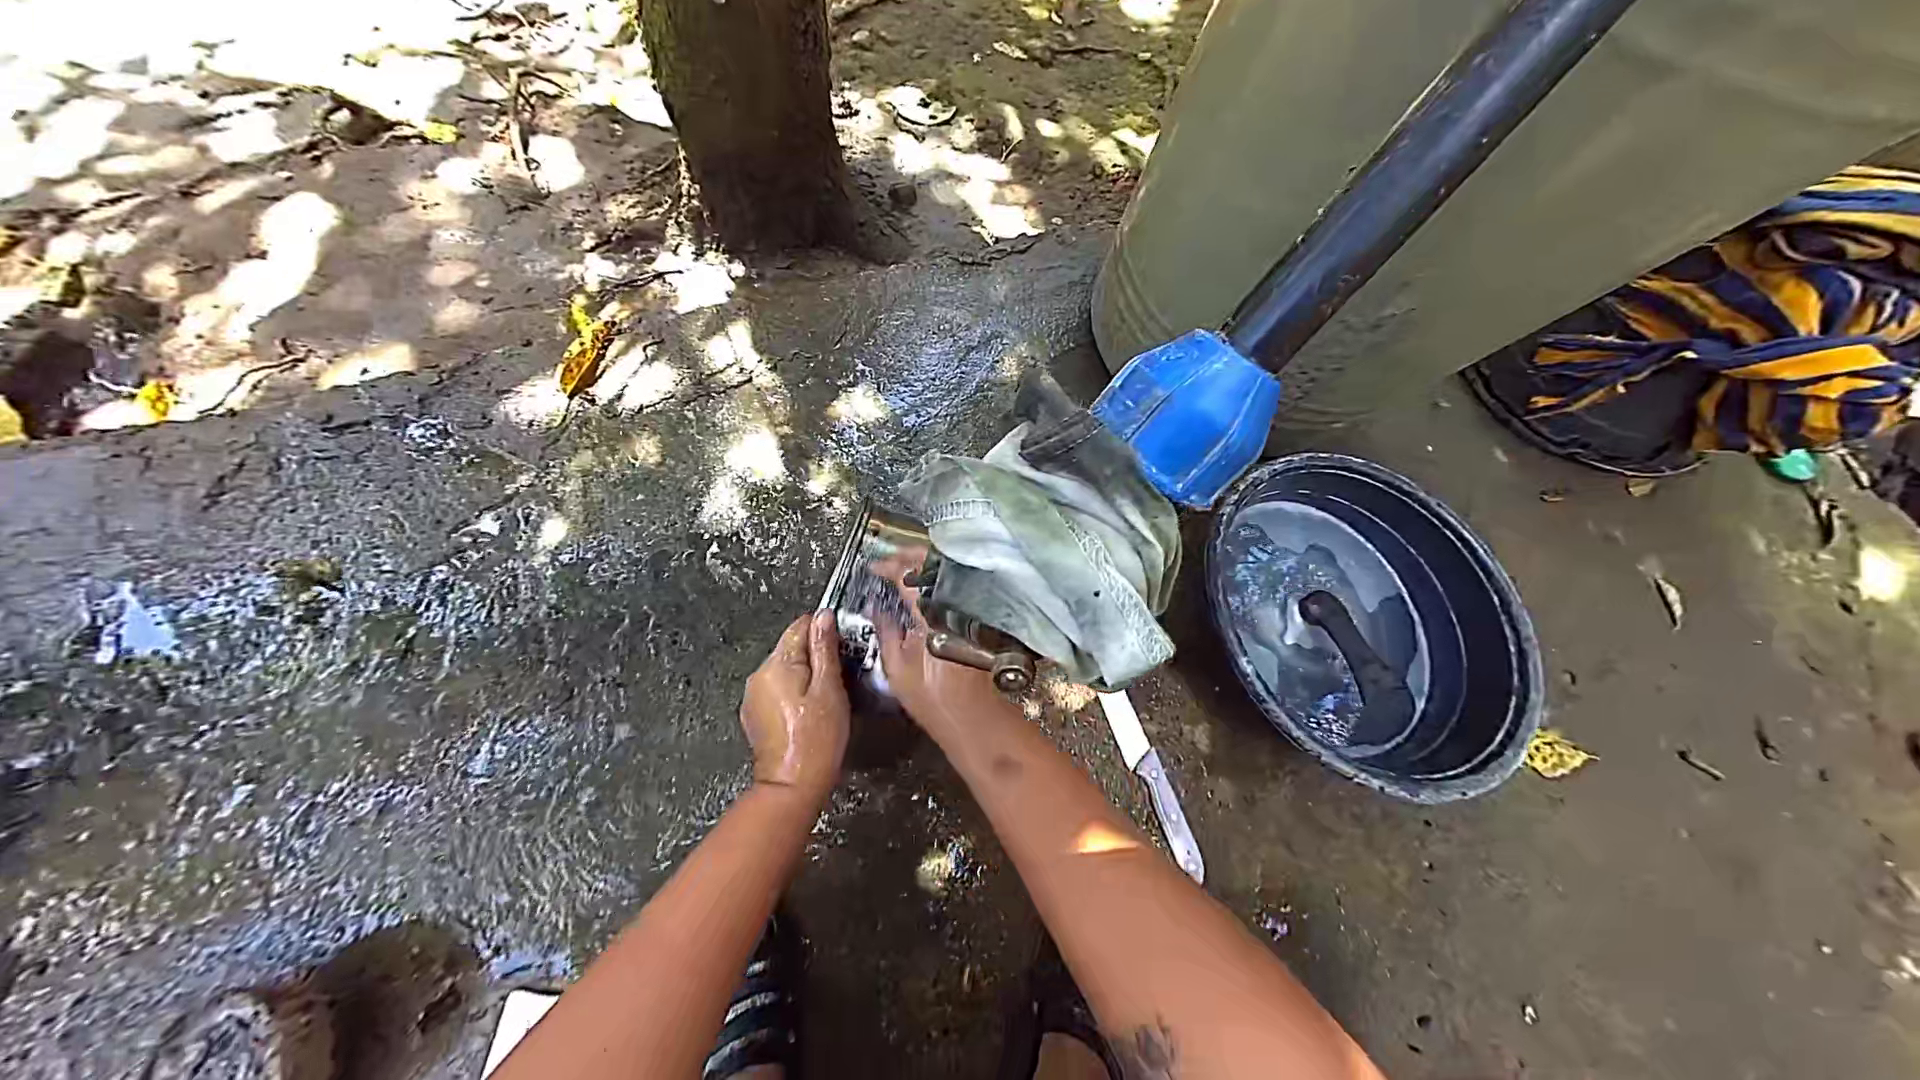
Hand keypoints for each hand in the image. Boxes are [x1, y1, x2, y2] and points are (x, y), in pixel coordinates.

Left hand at [740, 612, 849, 795]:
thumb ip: (825, 649)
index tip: (842, 650)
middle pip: (791, 648)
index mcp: (776, 664)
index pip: (800, 626)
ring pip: (785, 669)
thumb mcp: (830, 689)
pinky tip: (808, 712)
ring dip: (805, 676)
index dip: (825, 633)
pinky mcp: (754, 713)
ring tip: (825, 699)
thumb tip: (824, 616)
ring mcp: (753, 695)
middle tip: (838, 680)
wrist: (792, 785)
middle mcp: (758, 674)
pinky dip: (793, 693)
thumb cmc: (817, 738)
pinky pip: (777, 689)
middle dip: (816, 657)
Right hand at [874, 563, 1015, 739]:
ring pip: (951, 569)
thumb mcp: (897, 668)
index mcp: (932, 615)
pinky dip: (942, 578)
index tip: (874, 567)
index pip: (908, 576)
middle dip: (909, 555)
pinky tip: (928, 586)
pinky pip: (960, 584)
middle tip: (890, 560)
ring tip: (905, 568)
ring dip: (927, 563)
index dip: (888, 566)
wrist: (976, 718)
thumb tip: (876, 606)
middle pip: (935, 562)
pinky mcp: (981, 615)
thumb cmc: (935, 700)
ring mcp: (972, 608)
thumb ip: (885, 630)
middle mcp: (956, 605)